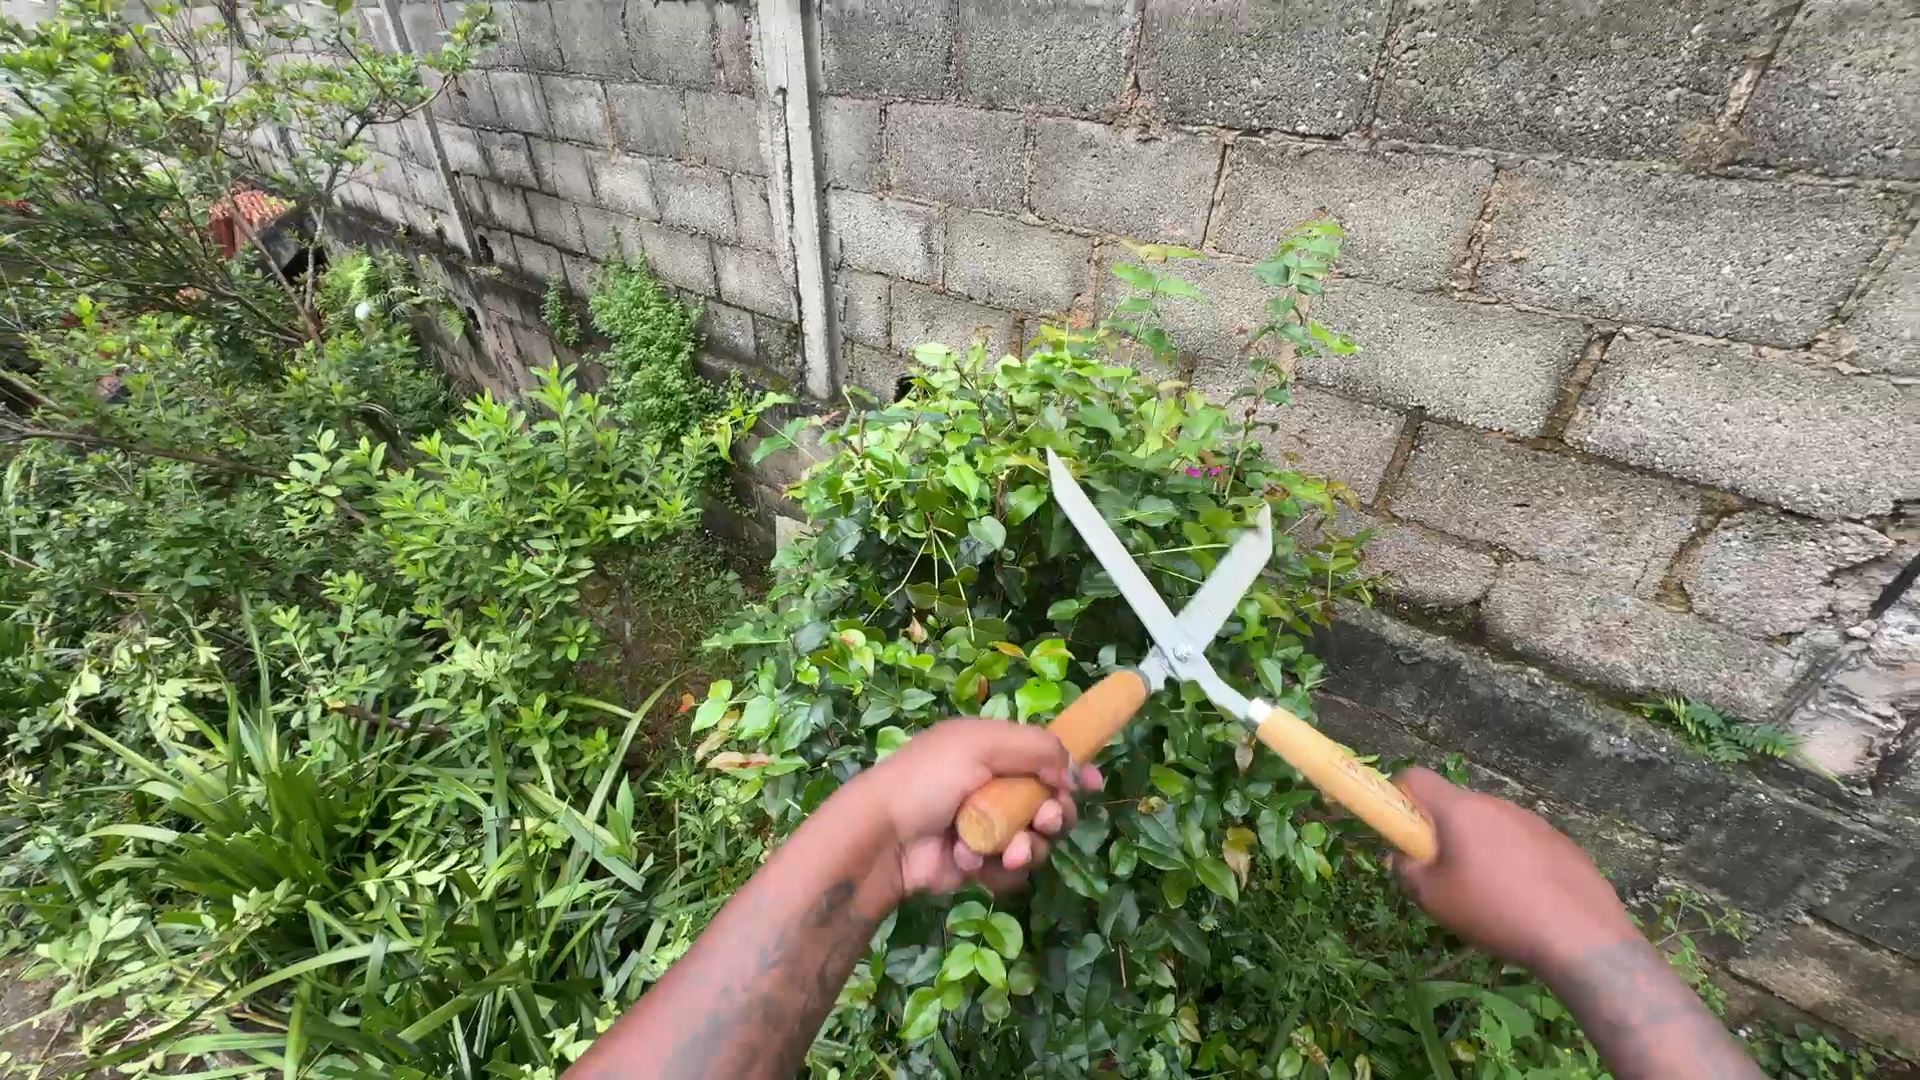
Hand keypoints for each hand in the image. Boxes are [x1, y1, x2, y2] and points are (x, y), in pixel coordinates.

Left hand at [838, 718, 1102, 898]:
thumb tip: (1076, 770)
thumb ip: (1037, 749)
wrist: (884, 835)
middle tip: (1045, 819)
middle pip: (1049, 803)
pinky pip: (1012, 871)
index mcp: (992, 750)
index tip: (1093, 785)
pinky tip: (972, 861)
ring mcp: (988, 827)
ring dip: (1028, 846)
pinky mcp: (980, 864)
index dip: (1071, 770)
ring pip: (1036, 841)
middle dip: (1054, 813)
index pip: (1044, 756)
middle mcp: (994, 787)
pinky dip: (998, 868)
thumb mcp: (983, 744)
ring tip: (1009, 851)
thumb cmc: (929, 777)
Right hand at [1390, 768, 1638, 973]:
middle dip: (1442, 829)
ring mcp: (1535, 822)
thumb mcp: (1432, 898)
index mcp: (1460, 809)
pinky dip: (1516, 860)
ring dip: (1480, 844)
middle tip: (1446, 869)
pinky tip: (1528, 898)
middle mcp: (1496, 805)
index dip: (1400, 795)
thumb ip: (1404, 870)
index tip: (1403, 828)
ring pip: (1491, 823)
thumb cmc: (1496, 912)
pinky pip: (1524, 842)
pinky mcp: (1565, 845)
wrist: (1587, 944)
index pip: (1415, 777)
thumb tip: (1400, 857)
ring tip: (1491, 891)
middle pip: (1454, 803)